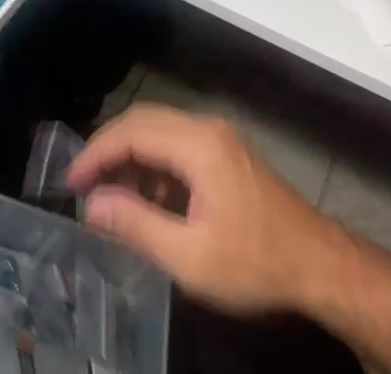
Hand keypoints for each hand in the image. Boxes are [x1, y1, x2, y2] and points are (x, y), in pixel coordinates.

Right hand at [67, 104, 342, 316]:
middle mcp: (208, 130)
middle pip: (144, 122)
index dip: (95, 155)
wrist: (321, 267)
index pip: (131, 133)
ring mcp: (221, 140)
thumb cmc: (256, 263)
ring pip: (160, 133)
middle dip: (108, 150)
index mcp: (198, 145)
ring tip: (111, 199)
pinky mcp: (228, 156)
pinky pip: (179, 147)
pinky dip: (154, 166)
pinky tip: (149, 202)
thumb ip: (137, 226)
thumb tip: (92, 205)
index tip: (69, 184)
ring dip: (131, 159)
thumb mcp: (190, 256)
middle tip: (82, 186)